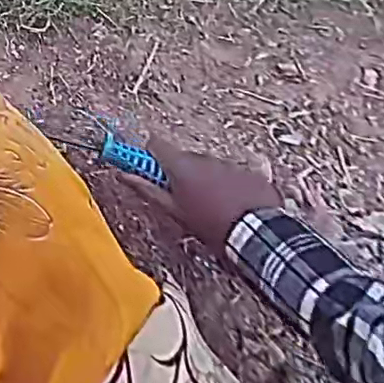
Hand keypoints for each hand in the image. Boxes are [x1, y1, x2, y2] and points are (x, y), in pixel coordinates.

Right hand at [125, 140, 280, 258]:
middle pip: (183, 158)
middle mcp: (203, 157)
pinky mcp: (252, 174)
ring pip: (209, 167)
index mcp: (180, 164)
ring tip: (215, 207)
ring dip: (207, 180)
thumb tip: (122, 175)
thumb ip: (146, 189)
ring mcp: (229, 164)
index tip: (148, 169)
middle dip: (181, 173)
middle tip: (184, 197)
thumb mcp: (174, 211)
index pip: (154, 144)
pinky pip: (235, 175)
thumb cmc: (211, 225)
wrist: (261, 238)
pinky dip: (232, 186)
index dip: (149, 155)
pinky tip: (237, 206)